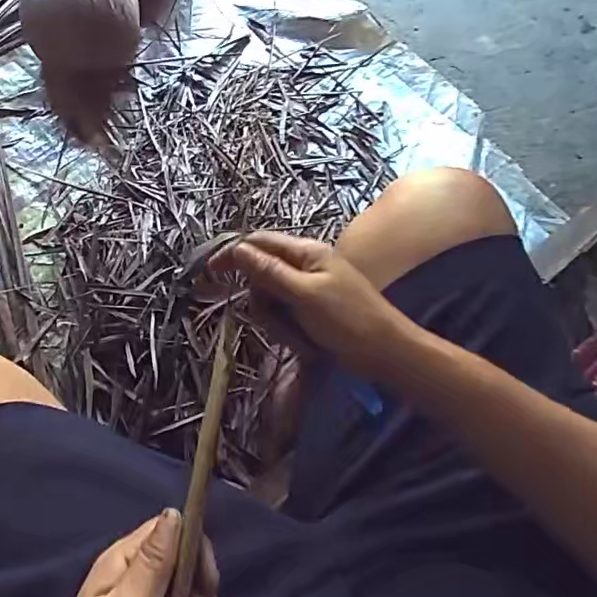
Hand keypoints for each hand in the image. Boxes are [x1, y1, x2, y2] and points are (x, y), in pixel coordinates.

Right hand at [212, 231, 412, 377]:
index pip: (258, 243)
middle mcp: (305, 265)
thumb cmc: (349, 320)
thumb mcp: (305, 295)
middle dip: (263, 301)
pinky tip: (305, 344)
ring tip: (300, 338)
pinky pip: (285, 315)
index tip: (209, 273)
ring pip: (270, 299)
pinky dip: (288, 330)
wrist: (387, 353)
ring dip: (277, 321)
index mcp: (306, 252)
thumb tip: (238, 249)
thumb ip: (270, 272)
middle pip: (261, 274)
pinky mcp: (311, 310)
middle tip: (277, 322)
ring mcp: (308, 288)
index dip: (232, 254)